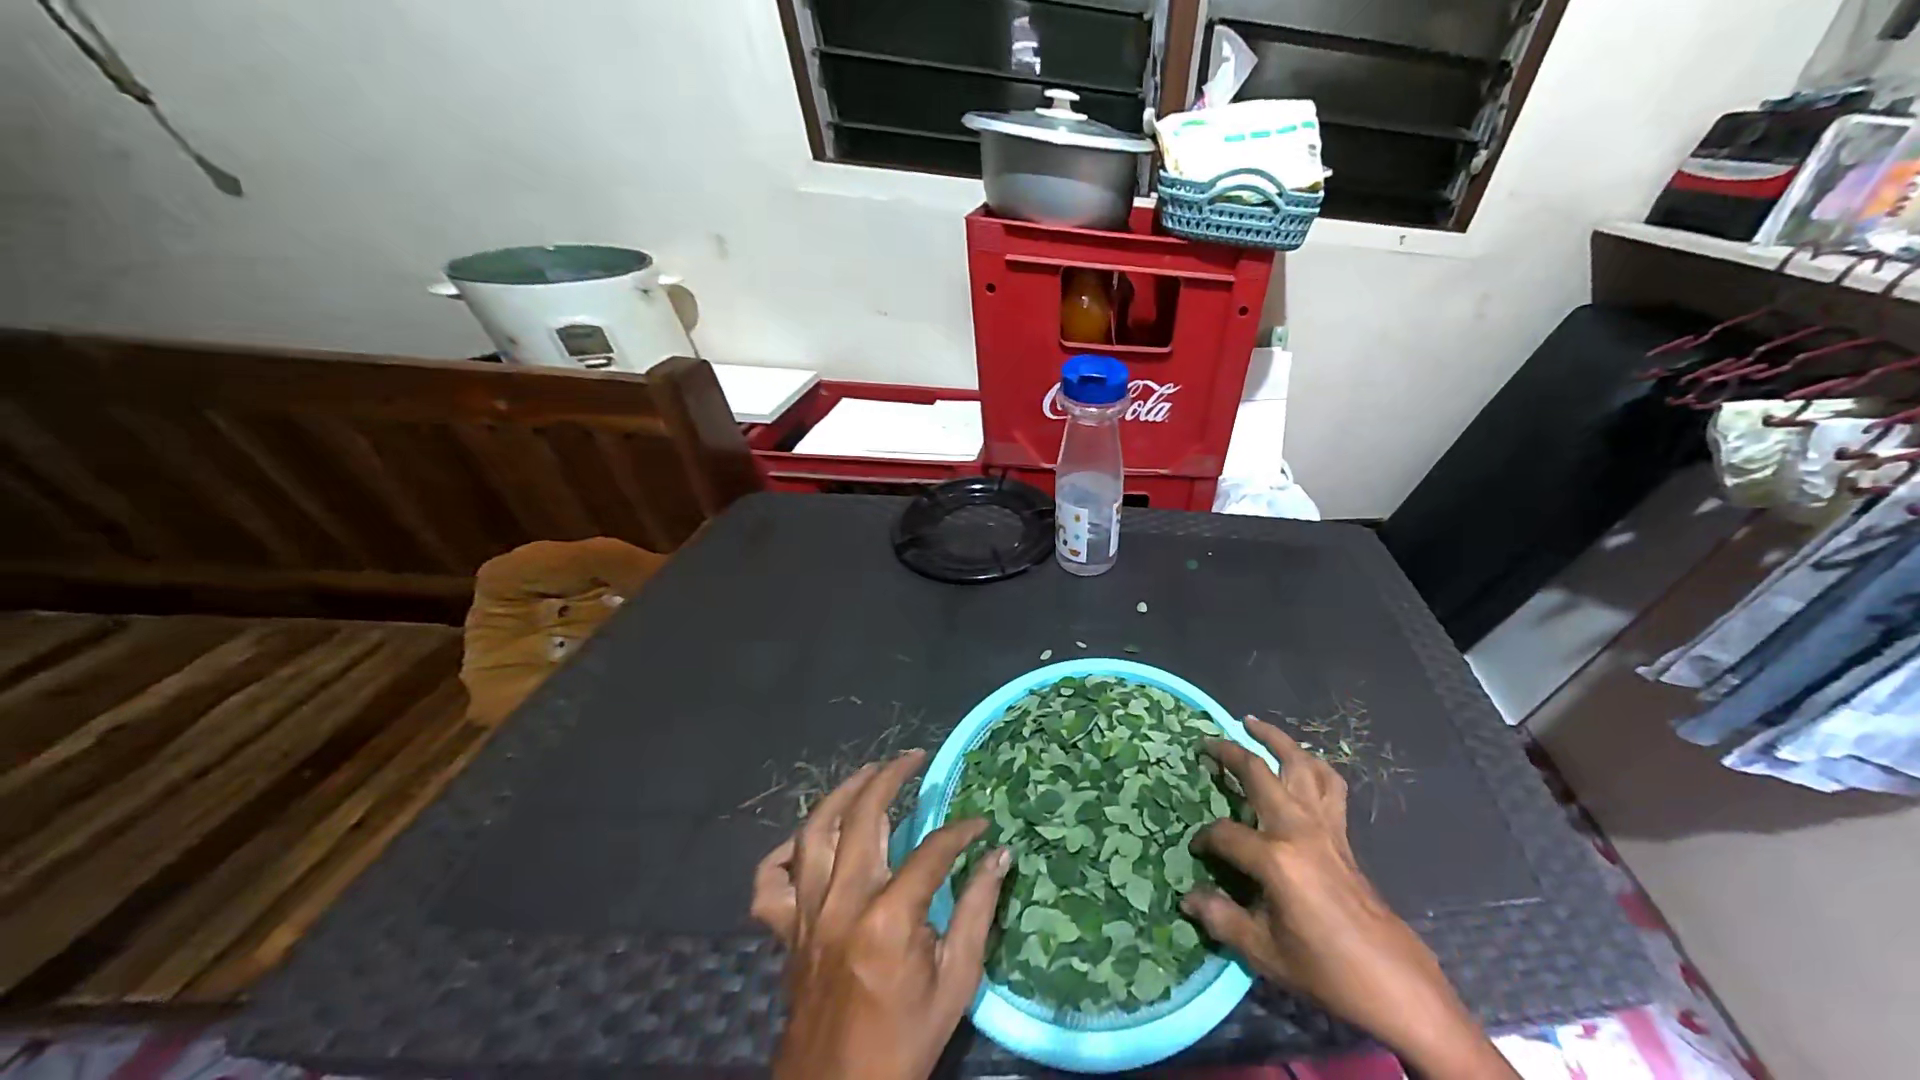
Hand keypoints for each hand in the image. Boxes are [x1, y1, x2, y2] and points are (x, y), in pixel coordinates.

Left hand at [751, 751, 1012, 1079]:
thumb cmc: (904, 1039)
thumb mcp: (956, 980)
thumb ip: (978, 910)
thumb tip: (999, 855)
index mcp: (887, 919)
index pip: (930, 851)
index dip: (960, 831)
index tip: (980, 824)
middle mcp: (840, 902)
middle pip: (862, 818)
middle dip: (890, 778)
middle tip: (913, 758)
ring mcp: (805, 913)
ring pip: (814, 832)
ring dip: (841, 794)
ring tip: (867, 772)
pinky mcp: (783, 929)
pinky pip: (770, 879)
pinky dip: (784, 852)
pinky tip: (808, 839)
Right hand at [1184, 718, 1517, 1079]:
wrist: (1394, 983)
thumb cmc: (1325, 969)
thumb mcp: (1263, 951)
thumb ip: (1221, 918)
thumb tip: (1188, 899)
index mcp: (1275, 859)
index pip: (1224, 834)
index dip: (1204, 841)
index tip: (1197, 854)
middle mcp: (1300, 830)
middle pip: (1260, 774)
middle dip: (1230, 753)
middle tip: (1207, 742)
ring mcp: (1326, 828)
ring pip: (1301, 765)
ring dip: (1276, 740)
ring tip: (1254, 724)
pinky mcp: (1343, 834)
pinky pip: (1329, 785)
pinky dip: (1312, 765)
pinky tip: (1300, 761)